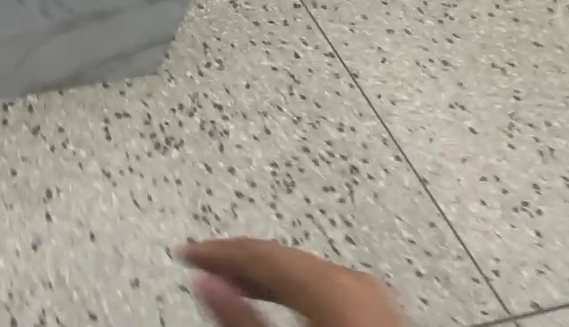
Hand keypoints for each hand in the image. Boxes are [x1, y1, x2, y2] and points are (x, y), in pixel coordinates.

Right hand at [178, 238, 403, 326]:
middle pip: (281, 259)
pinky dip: (294, 291)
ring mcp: (373, 298)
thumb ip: (240, 318)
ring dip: (263, 278)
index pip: (257, 251)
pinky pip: (325, 288)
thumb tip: (202, 281)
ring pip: (302, 273)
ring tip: (230, 285)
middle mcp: (353, 280)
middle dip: (237, 263)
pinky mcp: (384, 316)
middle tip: (201, 267)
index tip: (184, 256)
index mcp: (329, 283)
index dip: (215, 252)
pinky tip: (278, 303)